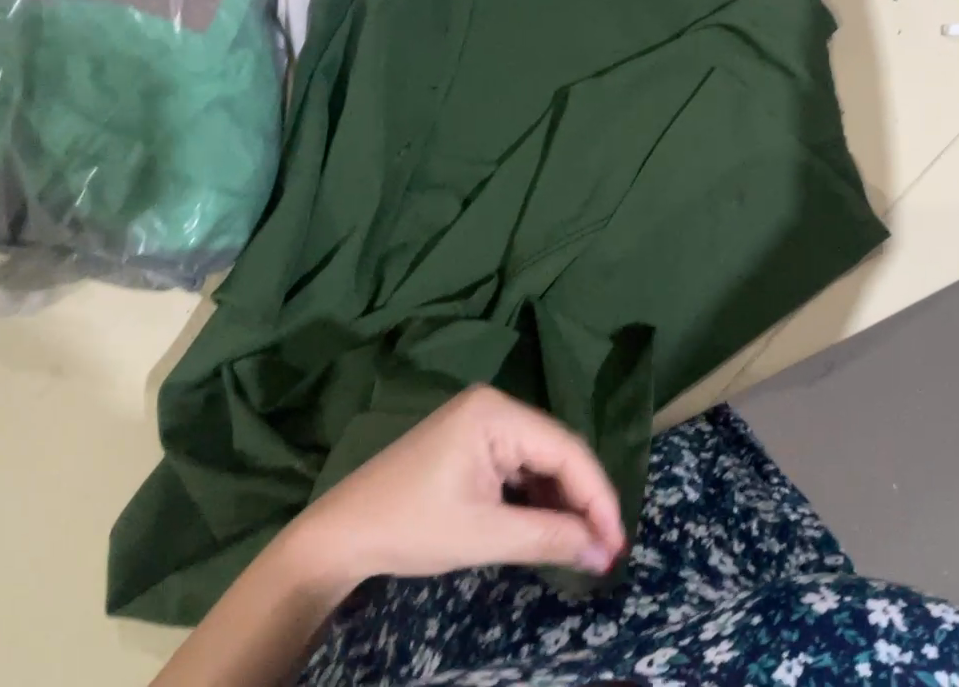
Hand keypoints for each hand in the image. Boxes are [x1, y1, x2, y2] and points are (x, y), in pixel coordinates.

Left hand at [293, 386, 626, 581]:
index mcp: (496, 413)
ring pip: (541, 460)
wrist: (341, 533)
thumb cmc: (411, 527)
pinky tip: (550, 526)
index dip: (598, 497)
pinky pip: (520, 466)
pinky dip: (537, 497)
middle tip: (604, 549)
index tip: (617, 543)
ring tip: (583, 544)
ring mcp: (481, 422)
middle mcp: (494, 406)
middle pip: (557, 452)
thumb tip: (604, 553)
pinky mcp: (473, 442)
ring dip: (562, 502)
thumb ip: (550, 538)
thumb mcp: (485, 535)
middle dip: (582, 501)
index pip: (566, 450)